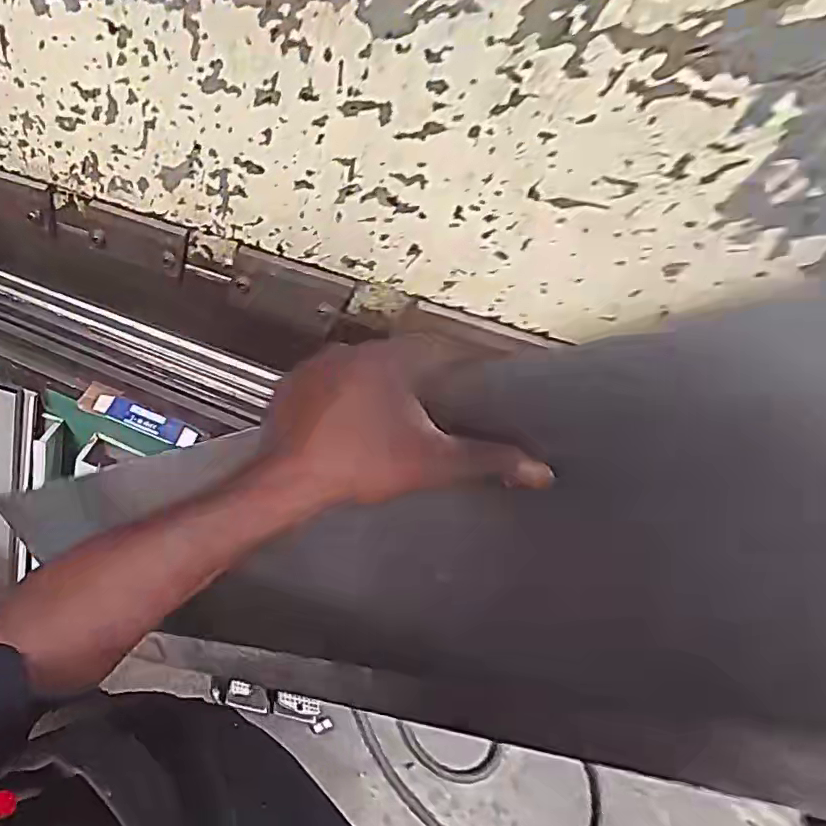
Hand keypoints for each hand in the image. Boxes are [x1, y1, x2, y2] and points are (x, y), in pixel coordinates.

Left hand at [258, 337, 551, 507]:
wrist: (290, 478)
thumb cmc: (353, 465)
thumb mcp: (432, 463)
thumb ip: (487, 459)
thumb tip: (534, 468)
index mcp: (387, 361)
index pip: (438, 346)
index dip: (461, 359)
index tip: (474, 369)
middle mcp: (349, 355)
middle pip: (396, 356)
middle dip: (418, 375)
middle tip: (435, 396)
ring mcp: (316, 368)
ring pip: (358, 367)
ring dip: (376, 384)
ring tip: (392, 412)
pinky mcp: (292, 387)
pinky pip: (326, 383)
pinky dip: (341, 395)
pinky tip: (349, 418)